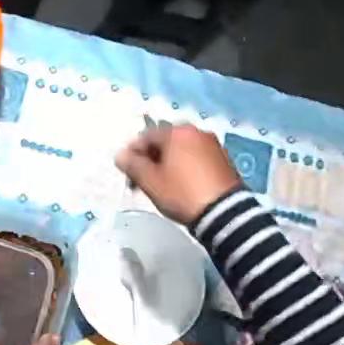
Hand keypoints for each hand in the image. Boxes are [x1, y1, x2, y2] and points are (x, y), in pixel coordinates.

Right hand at [115, 123, 243, 223]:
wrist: (223, 212)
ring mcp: (212, 144)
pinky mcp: (223, 158)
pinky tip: (180, 184)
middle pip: (164, 142)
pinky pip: (195, 157)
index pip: (145, 136)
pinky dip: (184, 166)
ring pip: (180, 149)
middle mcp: (196, 132)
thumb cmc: (181, 193)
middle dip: (150, 158)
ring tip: (160, 183)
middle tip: (142, 179)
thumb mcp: (150, 181)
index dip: (132, 153)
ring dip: (166, 162)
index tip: (126, 171)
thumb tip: (120, 155)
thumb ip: (132, 165)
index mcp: (177, 132)